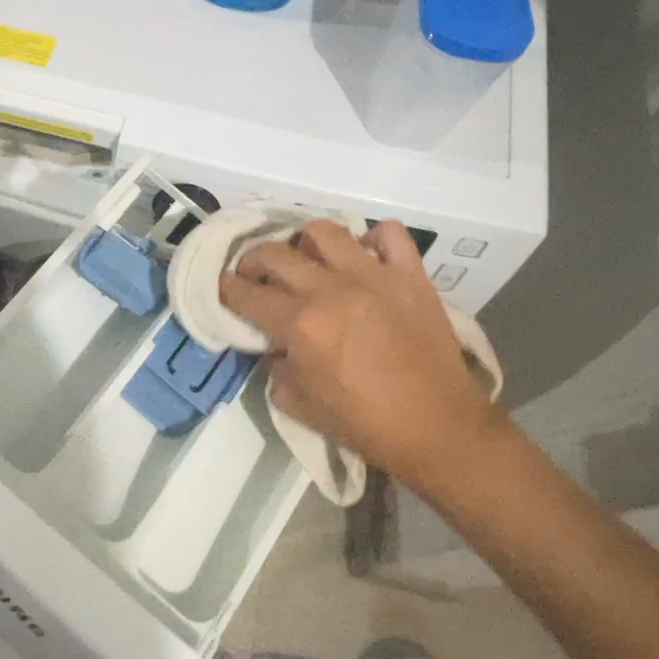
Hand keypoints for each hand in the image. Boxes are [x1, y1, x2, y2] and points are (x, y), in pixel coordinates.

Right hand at [218, 219, 503, 483]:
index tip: (223, 288)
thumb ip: (277, 368)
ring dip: (306, 243)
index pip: (246, 294)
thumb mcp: (299, 404)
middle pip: (275, 253)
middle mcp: (331, 290)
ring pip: (325, 231)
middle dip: (253, 261)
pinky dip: (373, 239)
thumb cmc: (363, 423)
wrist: (436, 428)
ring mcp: (374, 277)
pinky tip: (365, 258)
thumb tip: (275, 347)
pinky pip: (389, 234)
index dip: (226, 289)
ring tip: (309, 260)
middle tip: (255, 275)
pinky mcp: (411, 276)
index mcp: (300, 325)